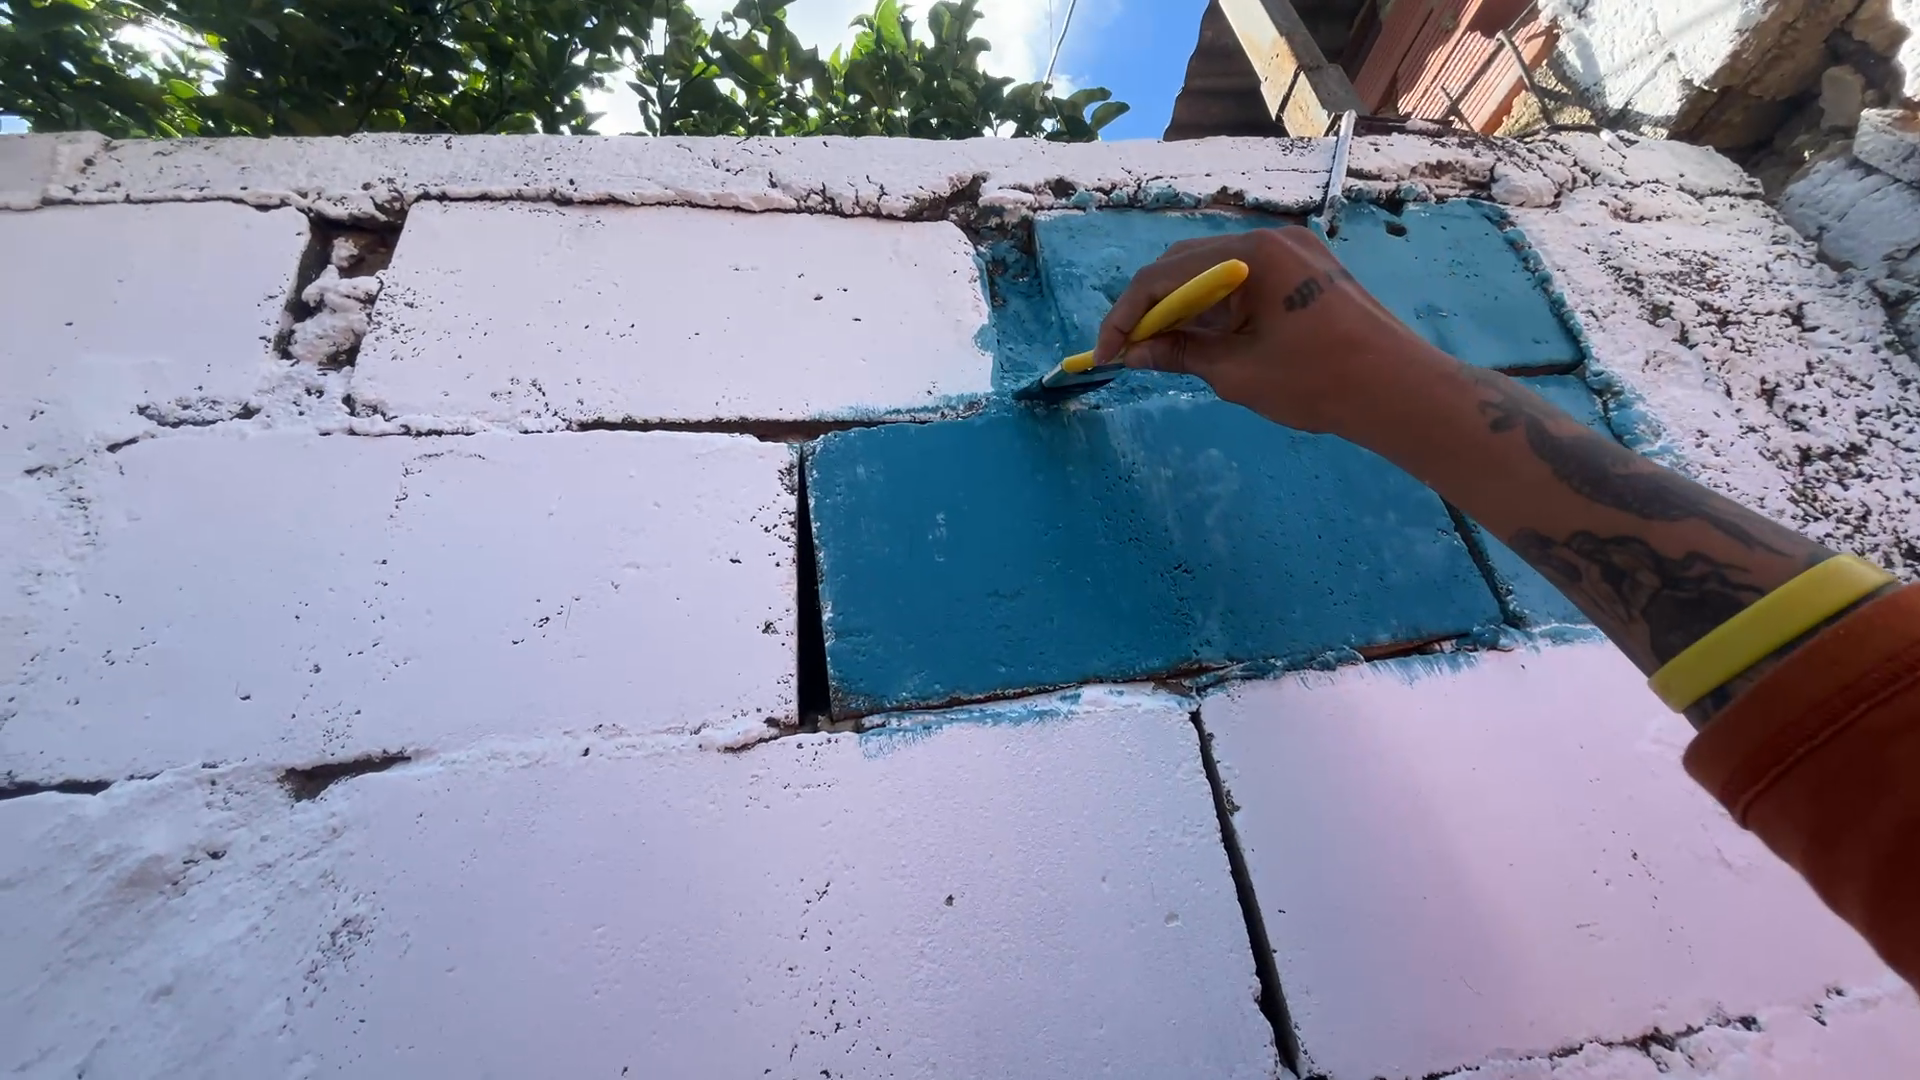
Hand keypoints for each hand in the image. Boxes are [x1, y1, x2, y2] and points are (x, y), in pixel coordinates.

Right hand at [1090, 226, 1444, 433]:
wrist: (1395, 389)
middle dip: (1148, 308)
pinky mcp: (1302, 268)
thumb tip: (1133, 353)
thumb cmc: (1315, 382)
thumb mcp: (1235, 372)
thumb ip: (1178, 354)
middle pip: (1184, 265)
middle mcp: (1267, 239)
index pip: (1164, 277)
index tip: (1106, 354)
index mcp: (1249, 257)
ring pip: (1210, 272)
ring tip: (1159, 348)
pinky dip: (1211, 307)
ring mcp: (1289, 249)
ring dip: (1178, 308)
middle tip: (1129, 350)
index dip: (1125, 316)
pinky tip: (1199, 336)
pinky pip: (1240, 279)